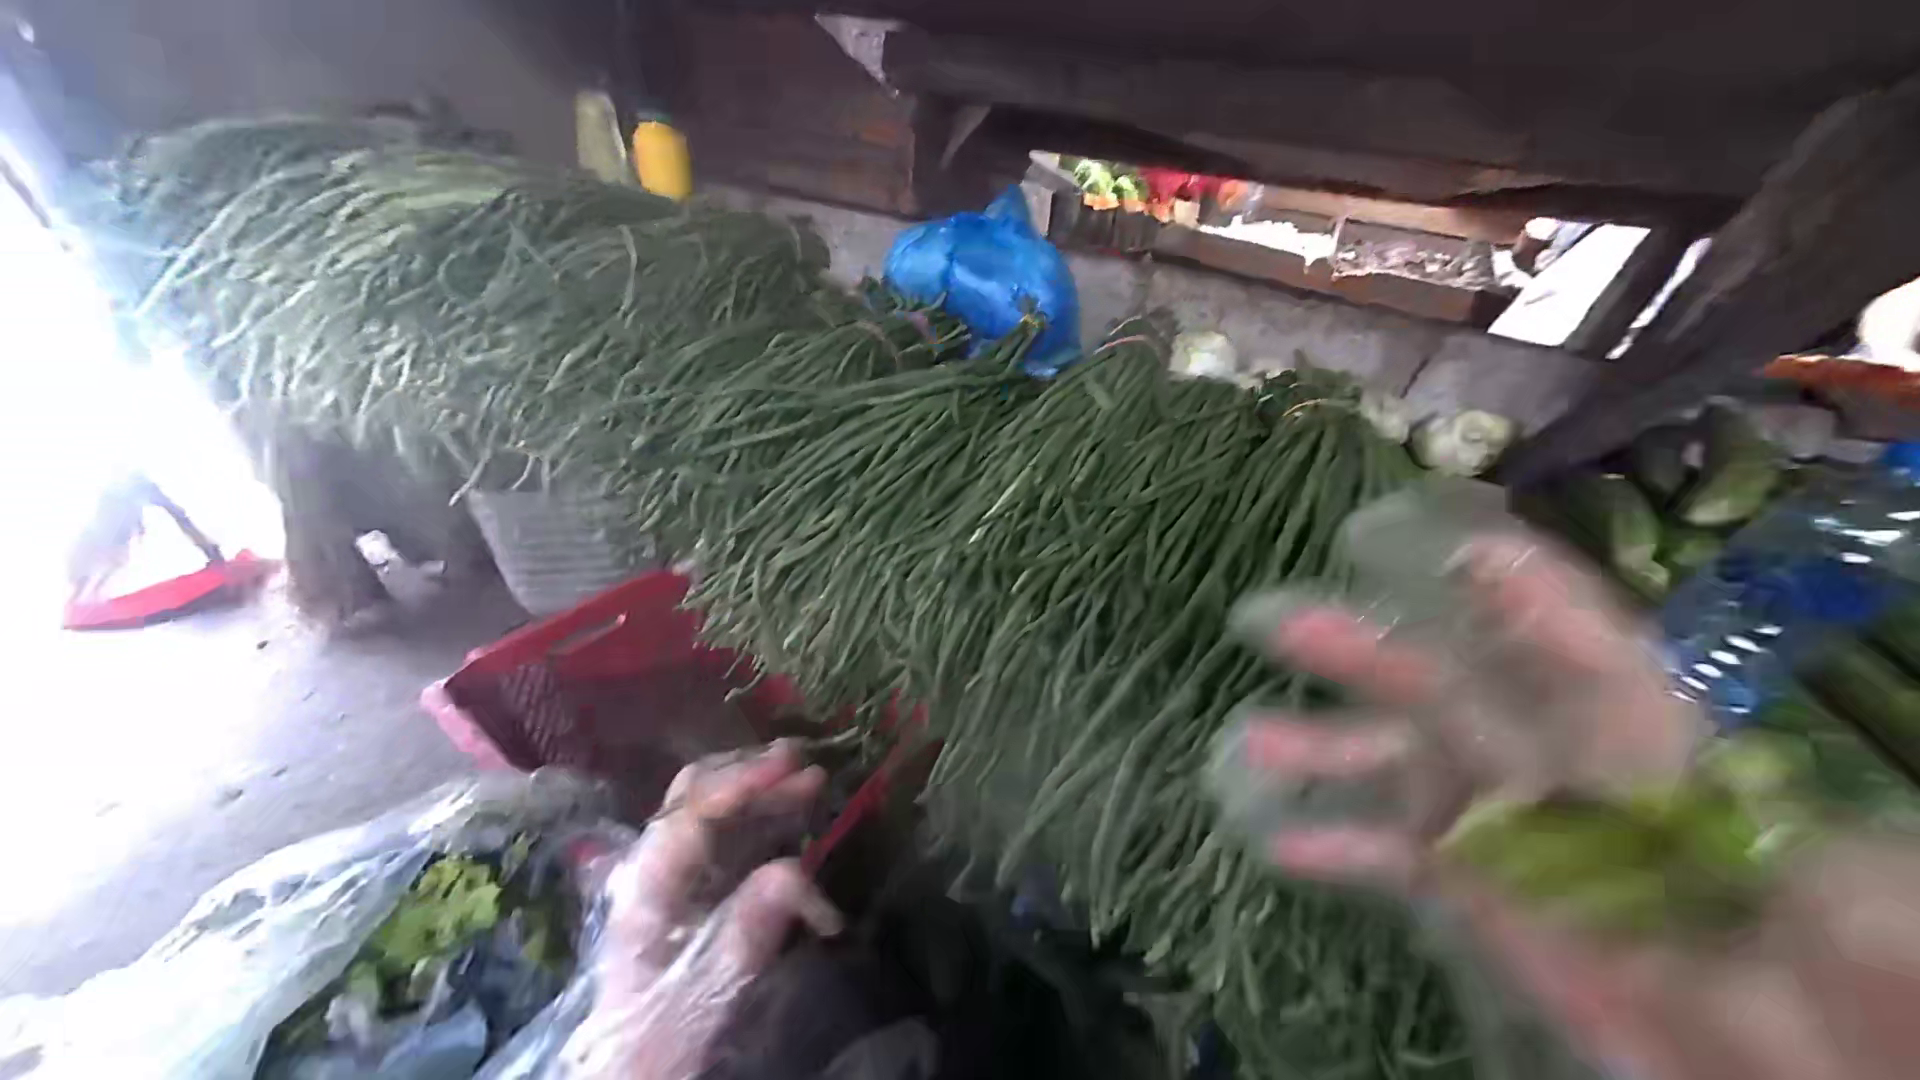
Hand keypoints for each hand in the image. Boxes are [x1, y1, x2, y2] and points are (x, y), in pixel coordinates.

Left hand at [562, 742, 841, 1079]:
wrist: (632, 1076)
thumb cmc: (659, 1040)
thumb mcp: (706, 995)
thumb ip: (748, 930)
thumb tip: (798, 871)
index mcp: (645, 886)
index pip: (690, 813)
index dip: (741, 782)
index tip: (792, 766)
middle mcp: (656, 865)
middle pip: (698, 794)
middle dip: (753, 772)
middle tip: (804, 760)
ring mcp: (675, 872)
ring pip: (718, 808)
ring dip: (765, 790)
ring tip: (813, 781)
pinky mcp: (695, 886)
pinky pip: (731, 834)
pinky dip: (766, 816)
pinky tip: (797, 814)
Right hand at [1238, 533, 1919, 1079]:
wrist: (1774, 1055)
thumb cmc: (1832, 996)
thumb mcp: (1865, 955)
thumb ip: (1852, 914)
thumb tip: (1822, 876)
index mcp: (1654, 762)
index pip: (1589, 667)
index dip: (1532, 607)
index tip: (1468, 557)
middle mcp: (1554, 769)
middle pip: (1448, 693)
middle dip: (1368, 654)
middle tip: (1286, 623)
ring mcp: (1499, 821)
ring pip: (1395, 762)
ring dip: (1325, 746)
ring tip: (1255, 740)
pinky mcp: (1469, 878)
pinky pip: (1389, 848)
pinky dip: (1336, 841)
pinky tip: (1284, 841)